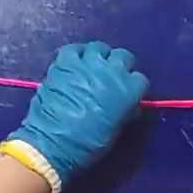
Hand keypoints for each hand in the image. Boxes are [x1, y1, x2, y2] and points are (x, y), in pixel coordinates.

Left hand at [1, 42, 148, 192]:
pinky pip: (74, 50)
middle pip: (123, 57)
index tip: (126, 94)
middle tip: (110, 79)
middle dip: (119, 67)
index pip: (140, 80)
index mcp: (129, 90)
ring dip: (98, 57)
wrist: (53, 142)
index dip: (132, 87)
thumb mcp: (116, 129)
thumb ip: (125, 111)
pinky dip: (76, 55)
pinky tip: (75, 64)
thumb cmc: (88, 143)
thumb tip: (129, 106)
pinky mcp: (65, 62)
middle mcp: (112, 71)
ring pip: (99, 48)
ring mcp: (88, 63)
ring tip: (92, 68)